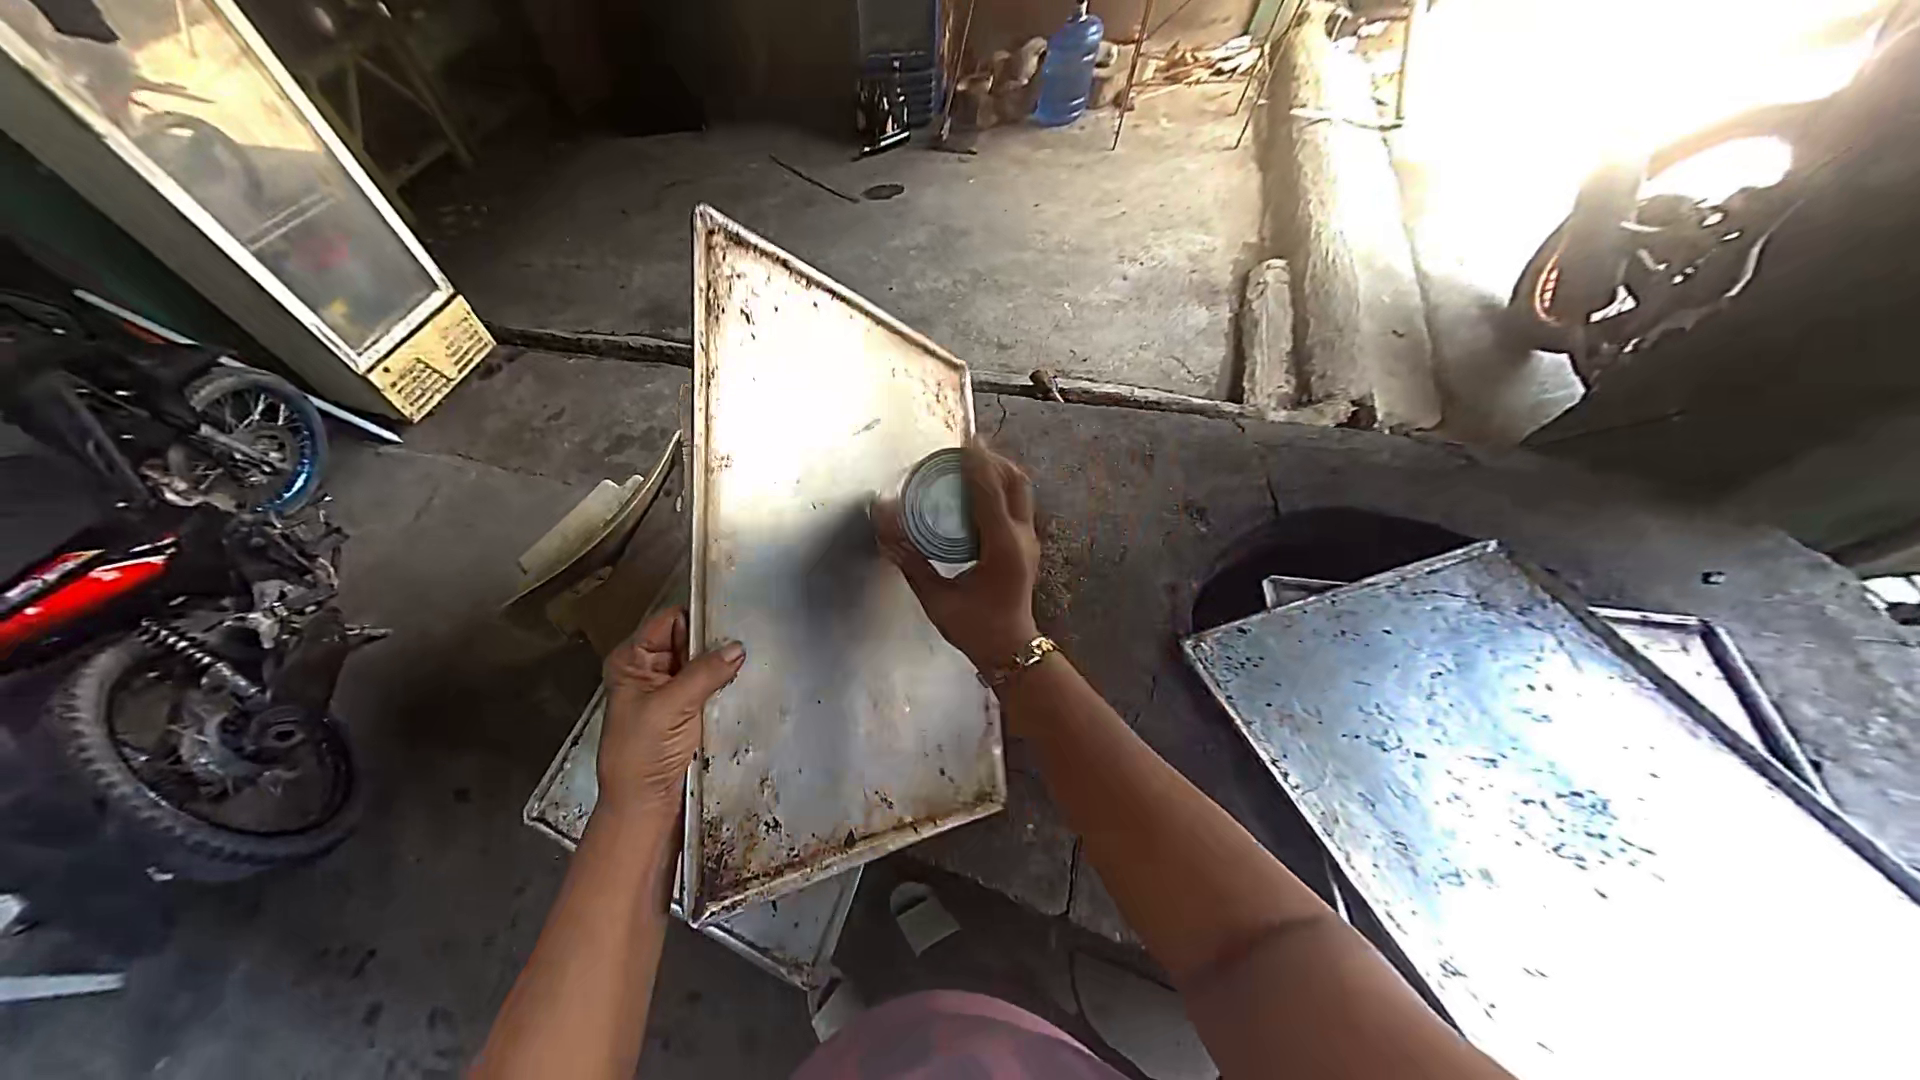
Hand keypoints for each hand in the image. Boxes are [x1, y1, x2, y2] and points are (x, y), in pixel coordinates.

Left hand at [597, 606, 744, 817]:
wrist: (644, 804)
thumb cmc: (642, 754)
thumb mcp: (670, 707)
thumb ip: (704, 673)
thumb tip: (738, 646)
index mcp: (632, 660)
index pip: (670, 620)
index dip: (699, 615)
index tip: (732, 613)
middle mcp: (651, 668)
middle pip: (689, 637)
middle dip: (715, 638)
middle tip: (750, 633)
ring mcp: (671, 688)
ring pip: (704, 660)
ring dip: (724, 660)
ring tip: (754, 652)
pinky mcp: (689, 706)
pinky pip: (712, 681)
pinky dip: (726, 679)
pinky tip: (746, 676)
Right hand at [876, 439, 1040, 673]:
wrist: (1012, 650)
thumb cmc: (976, 629)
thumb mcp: (938, 599)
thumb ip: (912, 564)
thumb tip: (886, 534)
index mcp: (1002, 547)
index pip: (990, 492)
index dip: (977, 463)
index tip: (964, 441)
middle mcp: (1022, 537)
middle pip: (1016, 481)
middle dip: (993, 459)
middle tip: (968, 448)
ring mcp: (1029, 541)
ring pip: (1022, 491)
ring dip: (1001, 471)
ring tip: (974, 462)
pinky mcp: (1027, 545)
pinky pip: (1019, 504)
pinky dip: (1003, 487)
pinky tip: (981, 490)